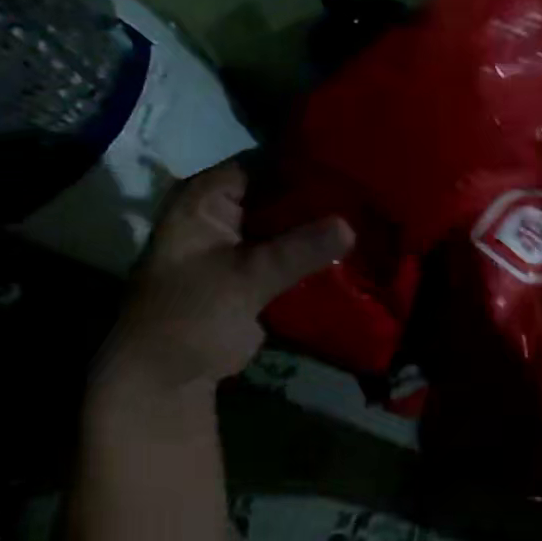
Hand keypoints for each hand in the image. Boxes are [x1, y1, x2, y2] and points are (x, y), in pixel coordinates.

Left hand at [90, 159, 353, 405]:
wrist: (168, 378)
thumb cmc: (189, 317)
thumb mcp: (243, 279)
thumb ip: (297, 250)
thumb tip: (351, 225)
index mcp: (205, 198)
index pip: (263, 163)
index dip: (306, 162)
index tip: (354, 164)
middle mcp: (224, 212)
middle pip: (281, 193)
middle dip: (321, 196)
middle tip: (372, 193)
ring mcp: (242, 243)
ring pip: (290, 224)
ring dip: (322, 226)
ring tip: (374, 216)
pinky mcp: (257, 272)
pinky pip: (292, 253)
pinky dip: (317, 253)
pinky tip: (358, 248)